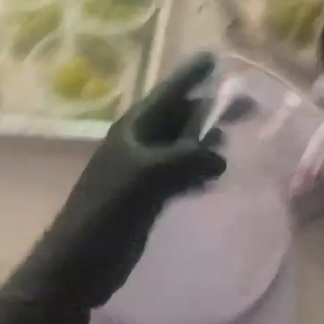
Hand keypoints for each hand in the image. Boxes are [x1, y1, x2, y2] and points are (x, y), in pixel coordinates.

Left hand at [0, 53, 225, 323]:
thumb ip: (186, 160)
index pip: (168, 93)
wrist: (77, 265)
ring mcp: (144, 170)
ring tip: (235, 138)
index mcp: (133, 129)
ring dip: (207, 140)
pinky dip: (199, 169)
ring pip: (183, 145)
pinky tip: (216, 176)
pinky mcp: (150, 196)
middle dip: (210, 109)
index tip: (215, 58)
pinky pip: (182, 172)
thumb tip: (220, 158)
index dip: (190, 75)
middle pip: (180, 117)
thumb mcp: (147, 177)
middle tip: (247, 106)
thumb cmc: (106, 212)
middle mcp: (139, 143)